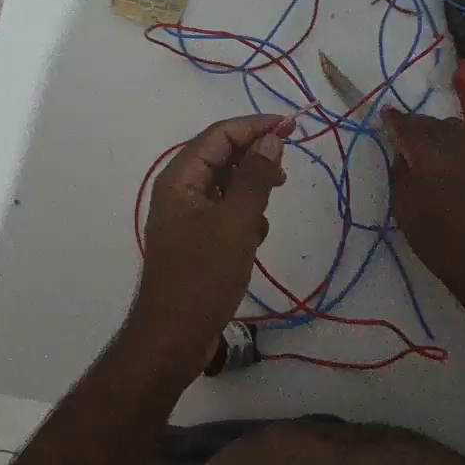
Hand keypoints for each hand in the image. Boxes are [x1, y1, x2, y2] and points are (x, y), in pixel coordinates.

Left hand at [127, 114, 290, 375]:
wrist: (172, 340)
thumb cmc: (202, 277)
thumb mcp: (236, 223)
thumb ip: (255, 178)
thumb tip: (271, 138)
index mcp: (180, 177)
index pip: (219, 134)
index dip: (255, 125)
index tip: (292, 125)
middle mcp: (179, 189)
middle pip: (221, 155)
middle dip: (254, 159)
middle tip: (286, 172)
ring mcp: (185, 214)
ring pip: (225, 185)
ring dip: (250, 192)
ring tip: (263, 217)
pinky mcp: (194, 238)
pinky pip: (223, 211)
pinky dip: (242, 217)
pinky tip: (253, 240)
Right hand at [383, 107, 464, 301]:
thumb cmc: (439, 239)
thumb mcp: (404, 209)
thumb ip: (399, 174)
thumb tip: (402, 152)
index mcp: (428, 154)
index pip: (407, 126)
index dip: (394, 119)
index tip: (385, 114)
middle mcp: (456, 146)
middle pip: (432, 123)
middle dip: (415, 122)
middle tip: (403, 129)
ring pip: (456, 128)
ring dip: (438, 129)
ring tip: (429, 140)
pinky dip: (457, 142)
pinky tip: (454, 157)